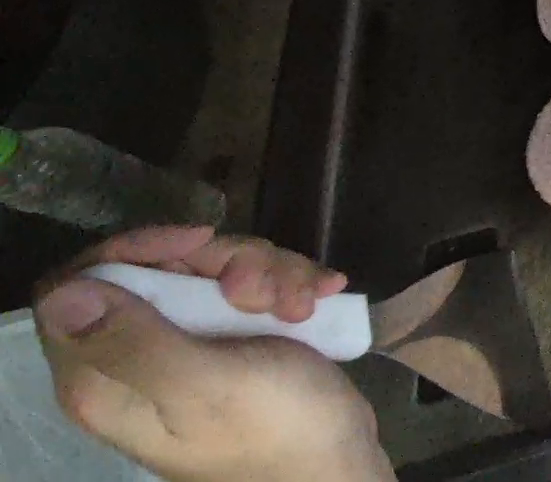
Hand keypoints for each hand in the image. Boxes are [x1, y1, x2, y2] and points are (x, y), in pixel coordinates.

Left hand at [33, 225, 395, 481]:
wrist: (331, 458)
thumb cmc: (268, 426)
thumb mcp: (203, 386)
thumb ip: (135, 342)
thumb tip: (69, 292)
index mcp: (106, 373)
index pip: (82, 286)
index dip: (137, 249)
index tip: (202, 241)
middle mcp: (142, 352)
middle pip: (168, 266)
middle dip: (233, 263)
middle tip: (266, 295)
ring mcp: (196, 342)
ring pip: (222, 269)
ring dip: (276, 273)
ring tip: (305, 305)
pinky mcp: (243, 335)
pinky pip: (263, 282)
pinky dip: (297, 281)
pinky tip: (324, 295)